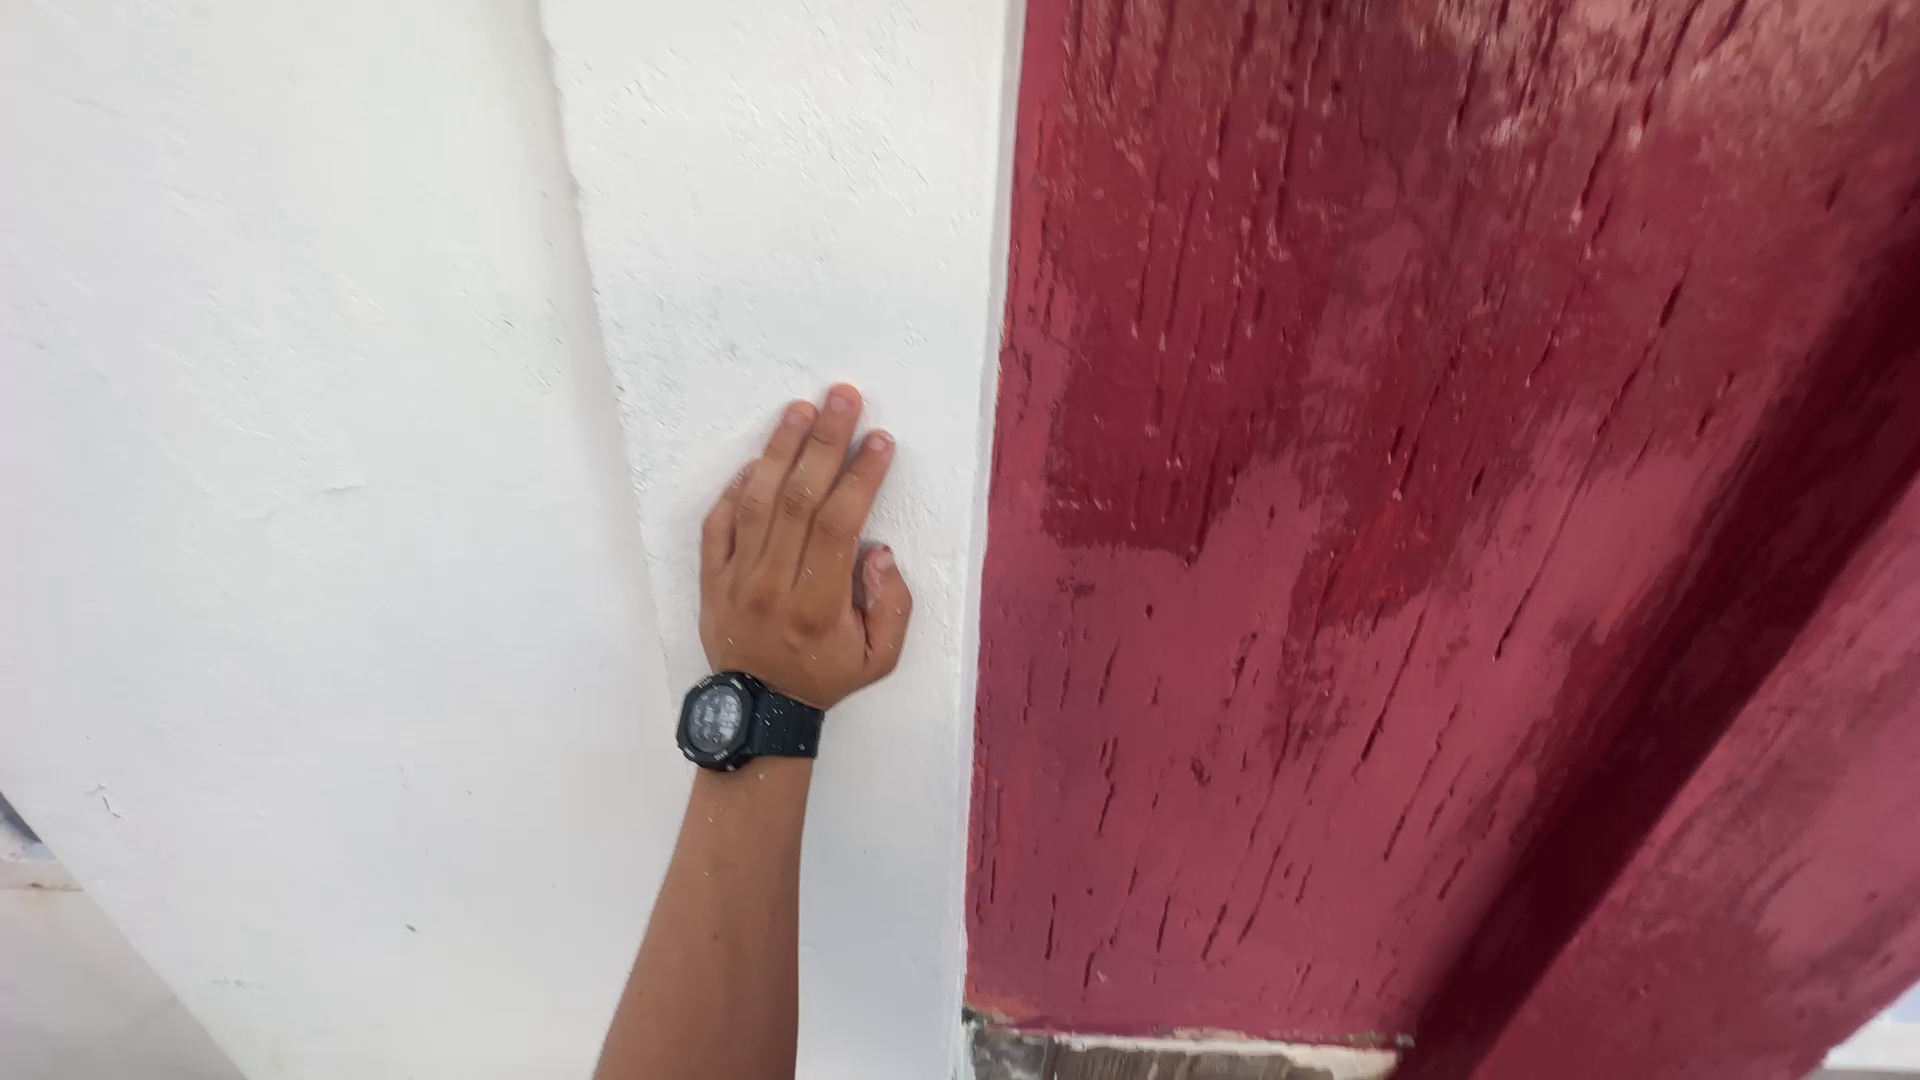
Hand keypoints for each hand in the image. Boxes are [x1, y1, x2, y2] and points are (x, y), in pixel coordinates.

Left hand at [699, 384, 913, 708]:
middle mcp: (774, 584)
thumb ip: (892, 606)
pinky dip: (735, 489)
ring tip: (800, 410)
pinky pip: (718, 524)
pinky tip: (756, 459)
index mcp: (818, 605)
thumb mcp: (879, 658)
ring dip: (780, 450)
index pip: (838, 525)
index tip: (879, 440)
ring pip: (757, 501)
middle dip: (825, 443)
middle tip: (842, 398)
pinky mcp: (712, 577)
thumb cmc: (824, 677)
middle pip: (799, 499)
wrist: (760, 709)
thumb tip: (877, 550)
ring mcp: (737, 578)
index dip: (860, 477)